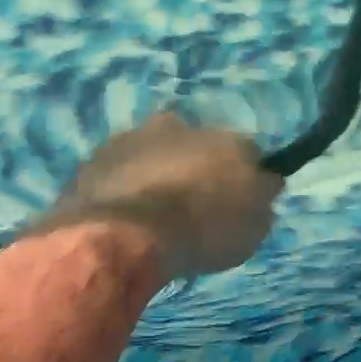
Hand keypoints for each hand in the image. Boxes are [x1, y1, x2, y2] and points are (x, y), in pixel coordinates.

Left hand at [33, 112, 283, 279]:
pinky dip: (131, 184)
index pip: (251, 152)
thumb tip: (264, 184)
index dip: (249, 176)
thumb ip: (261, 200)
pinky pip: (124, 168)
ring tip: (162, 209)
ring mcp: (135, 138)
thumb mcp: (255, 227)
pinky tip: (132, 212)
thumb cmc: (204, 230)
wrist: (125, 234)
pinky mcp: (95, 157)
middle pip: (200, 145)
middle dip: (202, 166)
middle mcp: (183, 127)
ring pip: (158, 151)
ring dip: (163, 171)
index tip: (245, 200)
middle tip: (200, 201)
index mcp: (230, 141)